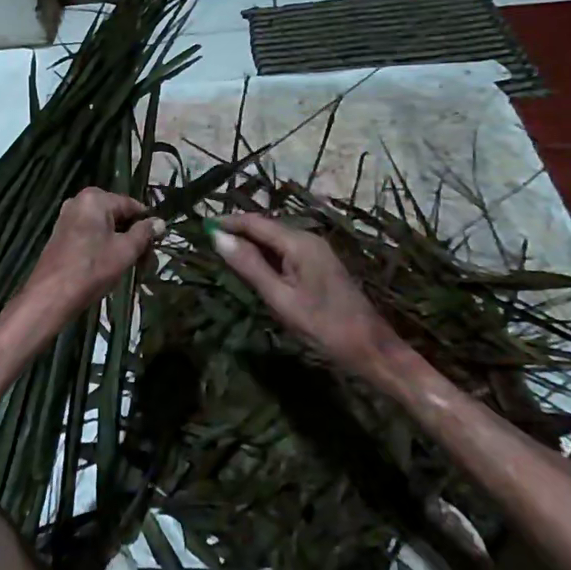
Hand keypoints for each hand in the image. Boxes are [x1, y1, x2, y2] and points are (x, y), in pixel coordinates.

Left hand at [23, 188, 164, 320]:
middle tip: (146, 259)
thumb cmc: (92, 269)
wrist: (52, 295)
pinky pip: (90, 234)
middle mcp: (78, 202)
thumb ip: (144, 233)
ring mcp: (67, 218)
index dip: (147, 223)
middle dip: (133, 235)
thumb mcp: (125, 250)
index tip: (158, 243)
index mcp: (94, 199)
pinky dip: (103, 245)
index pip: (131, 205)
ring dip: (120, 242)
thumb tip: (160, 222)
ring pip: (104, 226)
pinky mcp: (62, 235)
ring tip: (132, 265)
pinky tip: (111, 264)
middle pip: (117, 215)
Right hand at [210, 213, 390, 367]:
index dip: (227, 222)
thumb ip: (249, 266)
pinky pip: (286, 251)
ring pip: (275, 239)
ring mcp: (316, 251)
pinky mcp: (319, 264)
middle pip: (265, 227)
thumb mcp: (279, 298)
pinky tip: (253, 267)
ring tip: (223, 251)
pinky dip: (265, 254)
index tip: (201, 225)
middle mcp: (308, 238)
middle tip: (208, 239)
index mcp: (298, 242)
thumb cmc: (322, 325)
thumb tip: (218, 238)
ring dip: (250, 242)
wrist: (369, 347)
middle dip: (237, 230)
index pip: (255, 222)